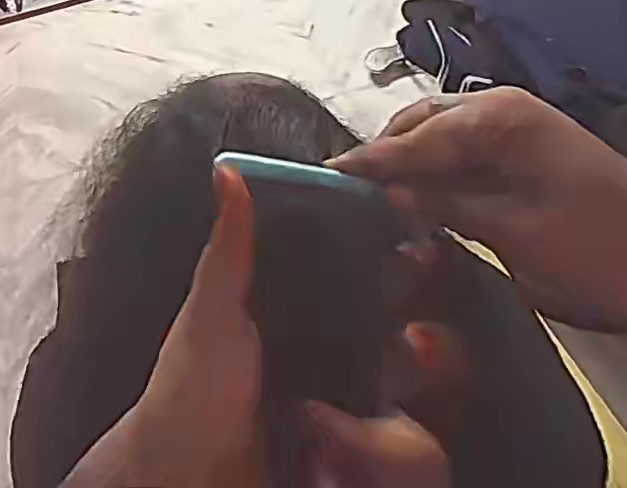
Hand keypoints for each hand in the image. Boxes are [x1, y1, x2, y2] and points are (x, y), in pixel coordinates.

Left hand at [65, 171, 457, 487]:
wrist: (186, 471)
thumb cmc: (193, 384)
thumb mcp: (213, 309)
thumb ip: (231, 245)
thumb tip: (226, 170)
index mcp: (320, 318)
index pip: (386, 290)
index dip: (413, 272)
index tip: (419, 253)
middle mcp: (352, 370)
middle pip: (433, 362)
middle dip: (440, 355)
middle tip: (419, 346)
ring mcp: (363, 431)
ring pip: (426, 437)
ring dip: (380, 444)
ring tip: (317, 434)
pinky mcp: (364, 476)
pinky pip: (409, 476)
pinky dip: (368, 472)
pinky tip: (317, 469)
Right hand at [331, 88, 626, 334]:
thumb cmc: (603, 247)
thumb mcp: (513, 229)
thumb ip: (443, 204)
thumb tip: (386, 194)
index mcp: (499, 116)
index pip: (418, 137)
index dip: (373, 159)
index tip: (330, 172)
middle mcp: (501, 105)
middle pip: (423, 122)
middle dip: (389, 153)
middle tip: (353, 185)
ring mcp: (515, 120)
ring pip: (440, 132)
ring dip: (412, 158)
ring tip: (380, 190)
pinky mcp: (524, 141)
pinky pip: (464, 146)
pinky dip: (439, 165)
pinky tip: (423, 190)